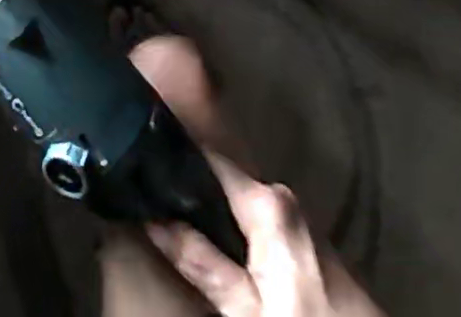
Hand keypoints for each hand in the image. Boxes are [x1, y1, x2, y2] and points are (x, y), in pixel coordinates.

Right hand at [144, 155, 383, 316]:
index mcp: (269, 202)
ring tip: (188, 230)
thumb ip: (200, 262)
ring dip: (220, 217)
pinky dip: (243, 233)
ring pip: (245, 205)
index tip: (149, 166)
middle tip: (162, 210)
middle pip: (228, 183)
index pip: (212, 158)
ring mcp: (302, 219)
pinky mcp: (310, 243)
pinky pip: (264, 224)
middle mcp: (287, 197)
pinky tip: (229, 252)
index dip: (179, 159)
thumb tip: (154, 219)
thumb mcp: (243, 309)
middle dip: (197, 196)